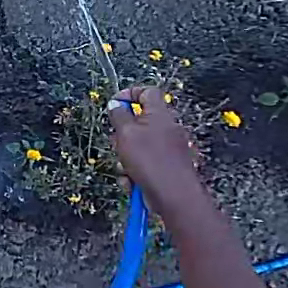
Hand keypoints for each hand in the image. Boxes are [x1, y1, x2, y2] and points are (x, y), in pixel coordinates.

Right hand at [107, 86, 204, 213]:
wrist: (173, 196)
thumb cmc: (150, 161)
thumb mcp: (126, 133)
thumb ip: (118, 116)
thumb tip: (115, 104)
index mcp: (159, 114)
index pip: (147, 91)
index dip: (129, 94)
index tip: (114, 105)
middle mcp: (166, 128)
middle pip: (138, 122)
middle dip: (122, 135)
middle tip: (117, 143)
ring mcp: (167, 148)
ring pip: (137, 146)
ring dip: (125, 158)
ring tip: (126, 168)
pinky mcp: (165, 167)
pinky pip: (143, 163)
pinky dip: (134, 172)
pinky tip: (132, 182)